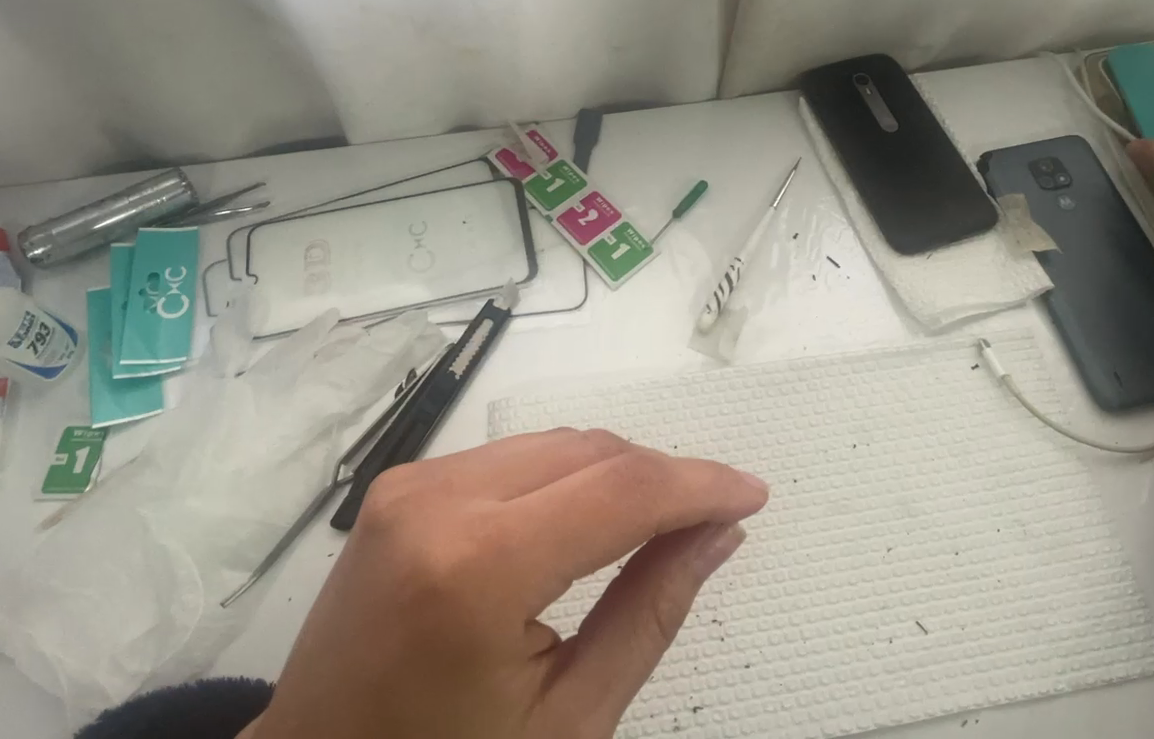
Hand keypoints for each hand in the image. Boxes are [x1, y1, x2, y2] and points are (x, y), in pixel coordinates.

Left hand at [249, 428, 768, 738]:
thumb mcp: (570, 717)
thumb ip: (650, 609)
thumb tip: (718, 532)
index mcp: (477, 567)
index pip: (620, 490)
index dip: (697, 484)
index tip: (751, 493)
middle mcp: (438, 499)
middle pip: (590, 451)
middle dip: (661, 477)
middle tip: (707, 520)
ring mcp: (412, 483)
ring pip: (554, 443)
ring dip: (615, 473)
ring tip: (652, 523)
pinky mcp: (402, 482)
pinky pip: (512, 455)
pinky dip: (564, 476)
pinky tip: (583, 519)